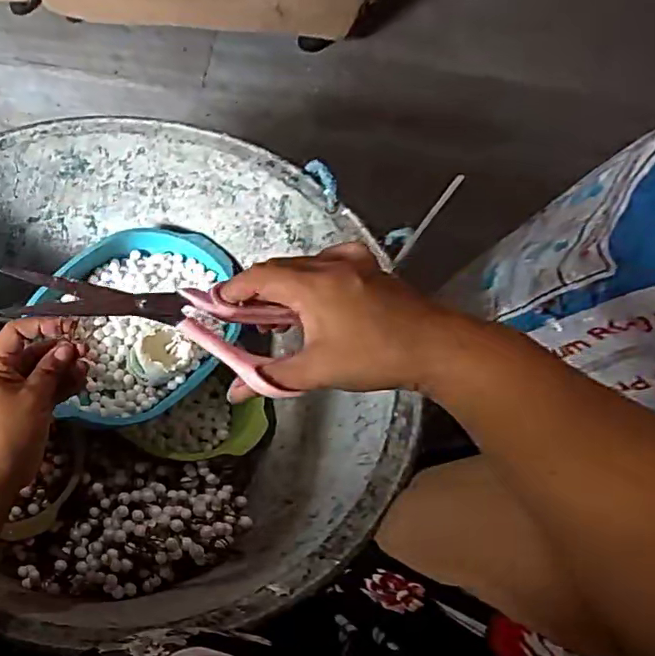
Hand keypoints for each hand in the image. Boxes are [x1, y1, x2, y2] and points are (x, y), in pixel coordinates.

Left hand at [0, 318, 85, 493]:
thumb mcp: (33, 397)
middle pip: (34, 351)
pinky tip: (82, 380)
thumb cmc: (10, 433)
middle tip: (85, 349)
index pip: (16, 333)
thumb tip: (67, 347)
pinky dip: (63, 384)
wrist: (0, 474)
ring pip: (44, 371)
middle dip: (59, 348)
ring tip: (87, 365)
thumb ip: (50, 370)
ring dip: (65, 366)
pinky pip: (48, 389)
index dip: (41, 326)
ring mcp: (18, 393)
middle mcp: (5, 376)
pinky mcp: (30, 408)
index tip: (68, 327)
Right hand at [217, 243, 479, 398]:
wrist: (439, 348)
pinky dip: (308, 273)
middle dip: (251, 288)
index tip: (216, 305)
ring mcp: (353, 265)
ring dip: (278, 283)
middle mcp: (330, 267)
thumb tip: (234, 394)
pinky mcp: (370, 270)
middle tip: (237, 313)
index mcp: (312, 286)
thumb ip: (269, 377)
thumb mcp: (314, 371)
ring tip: (270, 310)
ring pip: (301, 264)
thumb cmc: (374, 356)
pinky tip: (312, 290)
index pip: (258, 277)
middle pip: (277, 267)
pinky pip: (327, 261)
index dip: (232, 289)